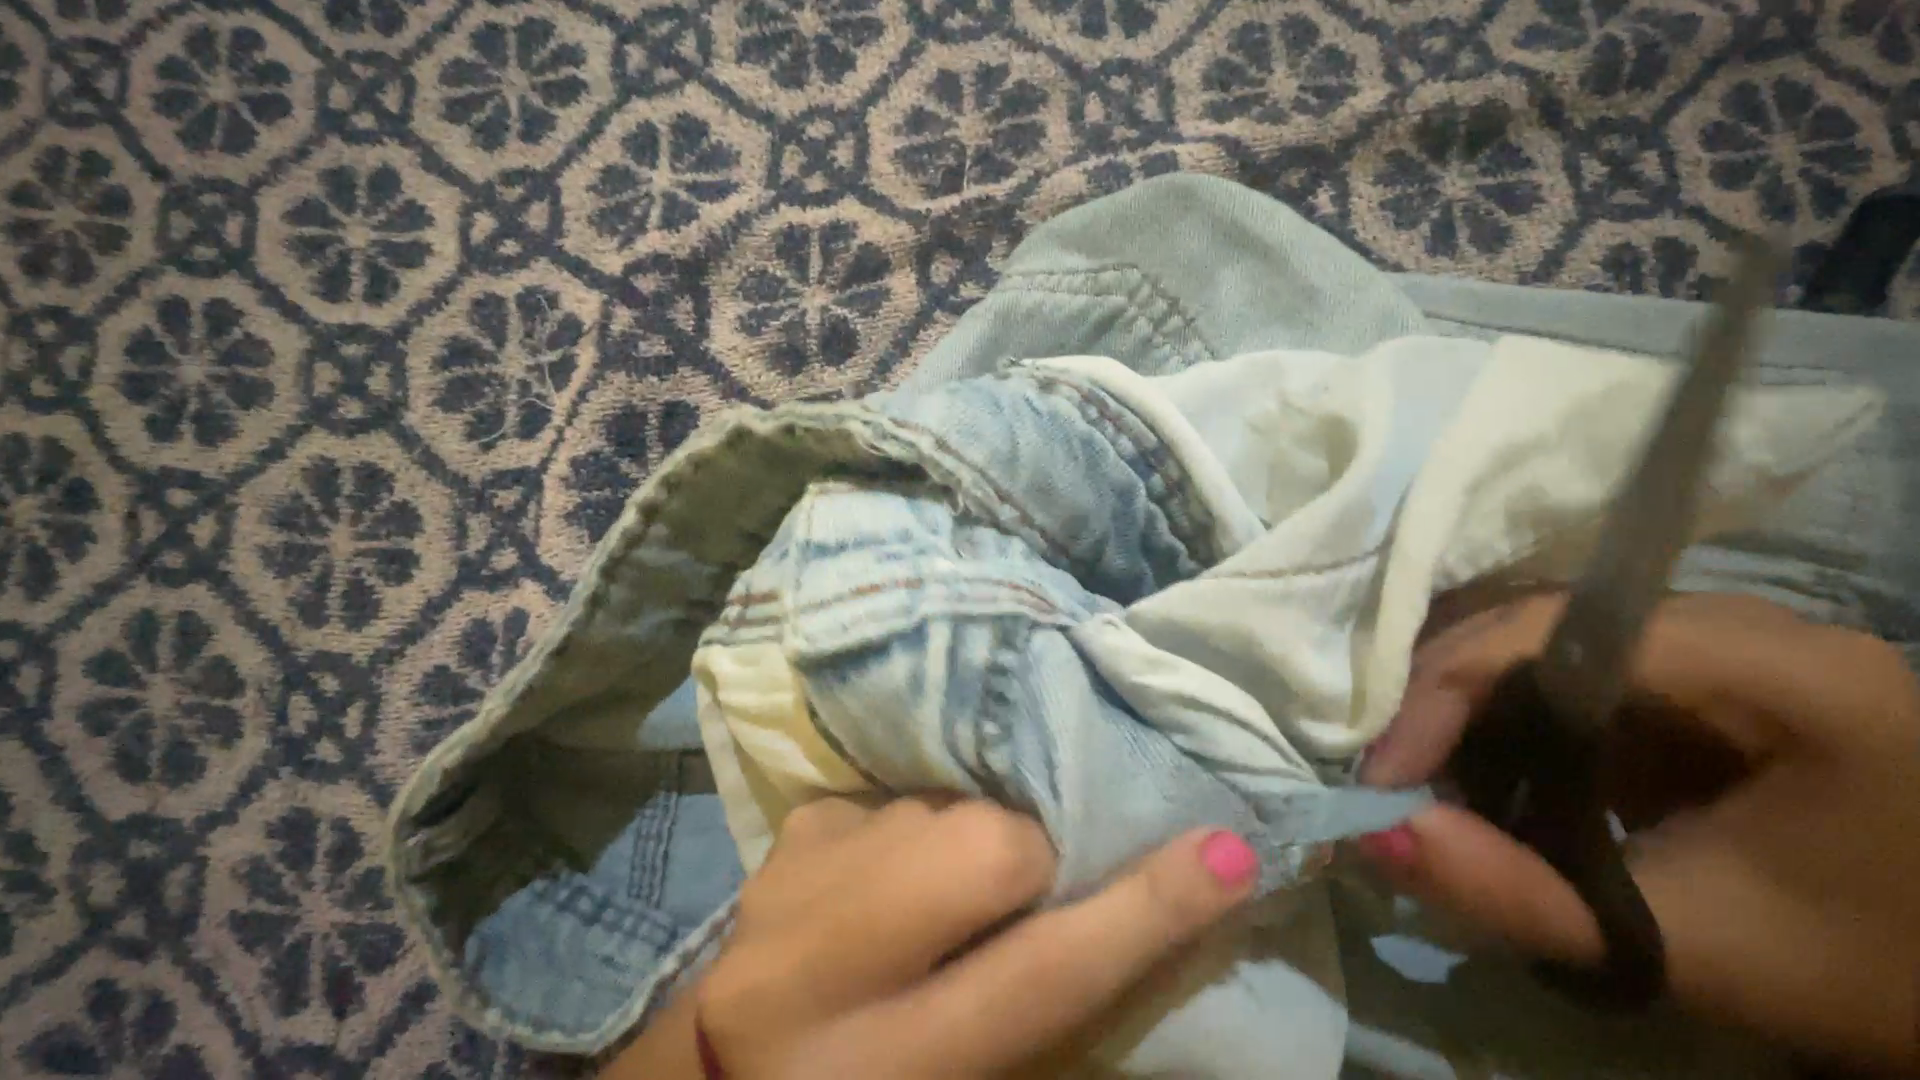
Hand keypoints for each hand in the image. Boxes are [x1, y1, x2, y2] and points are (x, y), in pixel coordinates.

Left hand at [605, 796, 1259, 1078]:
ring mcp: (796, 879)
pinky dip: (918, 824)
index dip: (1143, 911)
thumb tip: (1126, 895)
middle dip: (1030, 855)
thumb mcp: (963, 1073)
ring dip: (968, 837)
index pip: (1043, 975)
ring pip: (940, 809)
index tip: (1231, 852)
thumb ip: (1036, 995)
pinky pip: (894, 797)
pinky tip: (889, 867)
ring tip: (939, 887)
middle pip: (984, 852)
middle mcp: (826, 965)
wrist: (711, 1073)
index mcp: (894, 1064)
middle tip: (1024, 885)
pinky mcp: (787, 832)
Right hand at [1356, 590, 1919, 1071]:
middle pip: (1547, 625)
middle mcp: (1754, 626)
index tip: (1382, 774)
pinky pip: (1578, 671)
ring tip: (1429, 773)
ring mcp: (1732, 644)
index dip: (1446, 688)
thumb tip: (1366, 833)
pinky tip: (1490, 766)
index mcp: (1783, 672)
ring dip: (1474, 704)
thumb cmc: (1848, 970)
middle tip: (1392, 776)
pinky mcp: (1710, 675)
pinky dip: (1516, 715)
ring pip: (1550, 643)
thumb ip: (1514, 894)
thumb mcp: (1677, 947)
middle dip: (1448, 696)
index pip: (1562, 633)